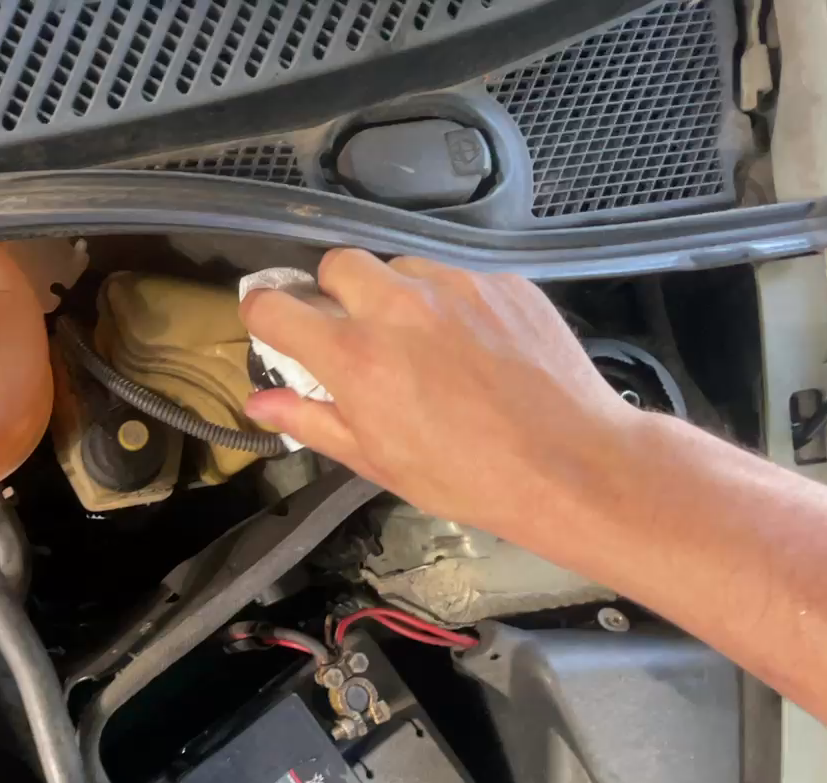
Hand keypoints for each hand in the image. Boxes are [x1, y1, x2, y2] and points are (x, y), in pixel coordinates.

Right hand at [241, 250, 643, 536]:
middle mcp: (397, 306)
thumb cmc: (457, 474)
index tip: (268, 326)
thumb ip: (308, 419)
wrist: (567, 462)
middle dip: (330, 292)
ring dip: (389, 294)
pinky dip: (443, 302)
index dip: (261, 314)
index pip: (276, 307)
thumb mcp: (370, 457)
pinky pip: (453, 276)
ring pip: (398, 266)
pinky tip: (467, 344)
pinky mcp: (502, 281)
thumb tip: (259, 403)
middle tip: (350, 332)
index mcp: (353, 355)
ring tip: (415, 340)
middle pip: (338, 264)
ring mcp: (455, 286)